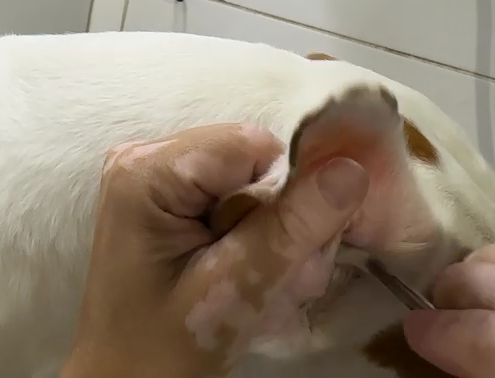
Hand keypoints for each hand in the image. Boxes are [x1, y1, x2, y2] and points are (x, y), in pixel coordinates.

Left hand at [60, 123, 370, 377]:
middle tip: (281, 282)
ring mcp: (153, 174)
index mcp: (148, 169)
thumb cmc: (164, 350)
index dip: (286, 191)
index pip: (249, 144)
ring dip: (271, 233)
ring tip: (262, 288)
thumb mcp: (232, 293)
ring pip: (247, 180)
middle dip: (280, 220)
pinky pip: (230, 196)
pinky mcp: (165, 196)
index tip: (293, 251)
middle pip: (249, 160)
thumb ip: (289, 229)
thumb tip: (349, 170)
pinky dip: (251, 235)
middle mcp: (145, 156)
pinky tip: (244, 275)